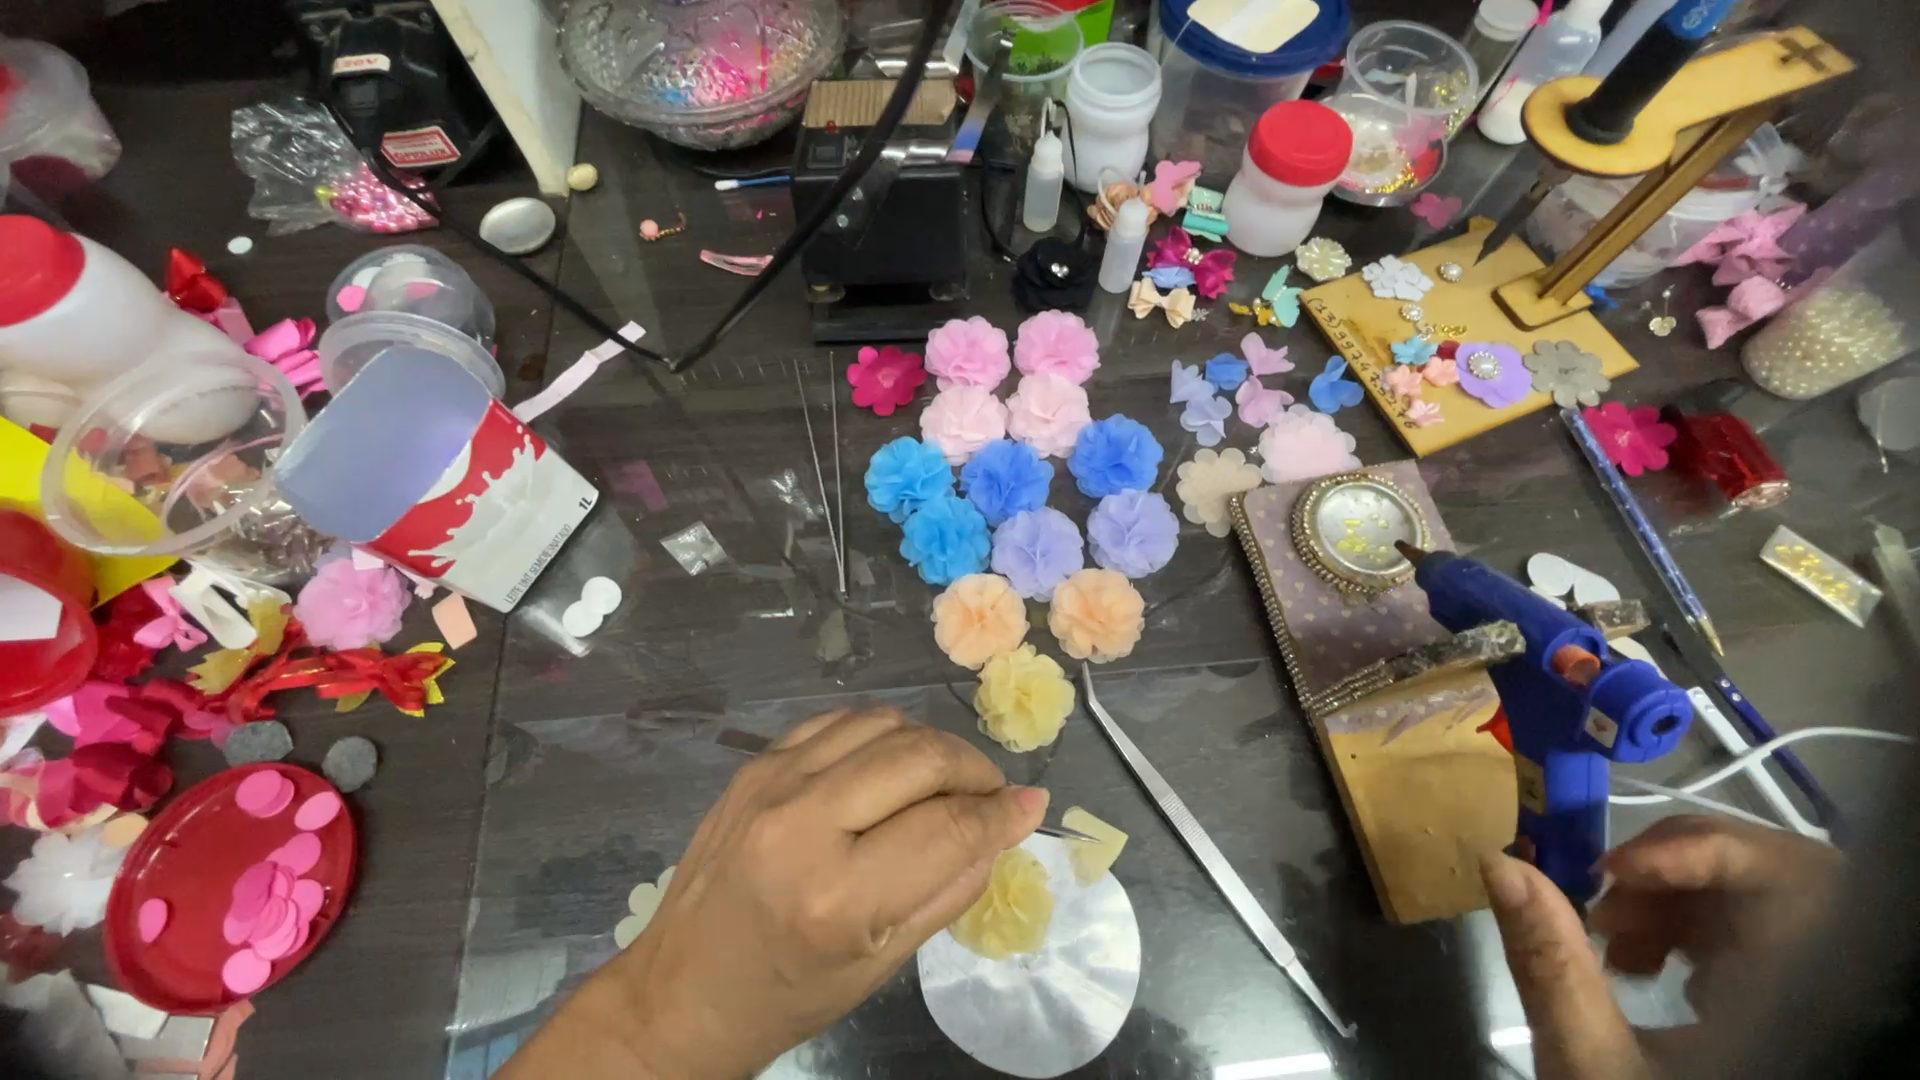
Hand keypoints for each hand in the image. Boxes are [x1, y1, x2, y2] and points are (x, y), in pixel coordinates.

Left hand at [502, 706, 1047, 1079]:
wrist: (679, 989)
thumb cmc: (788, 993)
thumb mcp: (884, 963)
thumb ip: (956, 883)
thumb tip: (1016, 818)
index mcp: (837, 896)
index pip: (948, 827)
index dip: (1001, 812)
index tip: (1030, 806)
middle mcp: (803, 821)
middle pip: (921, 756)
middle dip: (973, 769)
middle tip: (988, 795)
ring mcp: (773, 781)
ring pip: (885, 723)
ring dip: (930, 745)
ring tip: (942, 781)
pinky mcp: (757, 763)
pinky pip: (841, 720)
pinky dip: (881, 734)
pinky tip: (889, 766)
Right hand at [1483, 816, 1839, 1079]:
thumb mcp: (1590, 1064)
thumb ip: (1548, 961)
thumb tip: (1499, 860)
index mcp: (1799, 1005)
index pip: (1792, 877)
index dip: (1699, 850)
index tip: (1607, 871)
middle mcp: (1827, 990)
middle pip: (1775, 876)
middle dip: (1670, 871)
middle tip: (1598, 903)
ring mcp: (1817, 998)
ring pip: (1760, 898)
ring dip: (1669, 898)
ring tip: (1607, 941)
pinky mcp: (1794, 1003)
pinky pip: (1755, 930)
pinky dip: (1686, 927)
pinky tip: (1638, 962)